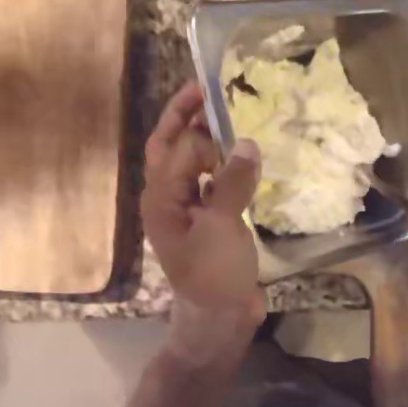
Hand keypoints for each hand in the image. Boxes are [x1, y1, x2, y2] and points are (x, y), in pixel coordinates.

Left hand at [143, 83, 264, 355]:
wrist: (220, 317)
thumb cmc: (214, 274)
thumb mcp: (223, 227)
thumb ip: (233, 183)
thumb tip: (246, 144)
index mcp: (161, 197)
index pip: (180, 149)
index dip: (203, 134)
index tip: (229, 120)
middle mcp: (168, 199)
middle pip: (170, 148)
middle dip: (186, 119)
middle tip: (207, 89)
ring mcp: (187, 212)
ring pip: (190, 166)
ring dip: (205, 143)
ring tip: (229, 120)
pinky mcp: (208, 224)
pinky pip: (210, 186)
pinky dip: (222, 170)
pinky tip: (241, 163)